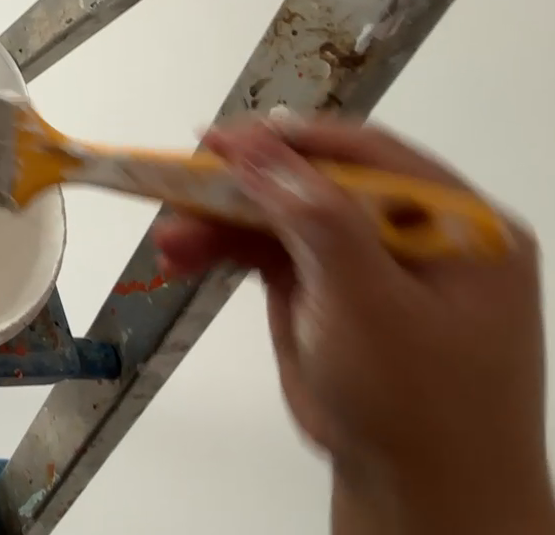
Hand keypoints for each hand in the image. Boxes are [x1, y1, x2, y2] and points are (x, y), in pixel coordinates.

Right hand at [155, 118, 552, 532]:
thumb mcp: (366, 302)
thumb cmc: (415, 399)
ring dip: (213, 222)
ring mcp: (362, 257)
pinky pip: (259, 246)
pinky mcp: (319, 282)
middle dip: (235, 190)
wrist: (415, 486)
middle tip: (174, 187)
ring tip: (169, 244)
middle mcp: (410, 232)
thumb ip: (316, 218)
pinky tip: (179, 259)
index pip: (367, 154)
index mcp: (457, 227)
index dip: (288, 140)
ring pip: (272, 212)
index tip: (216, 140)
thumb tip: (253, 146)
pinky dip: (216, 248)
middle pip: (306, 182)